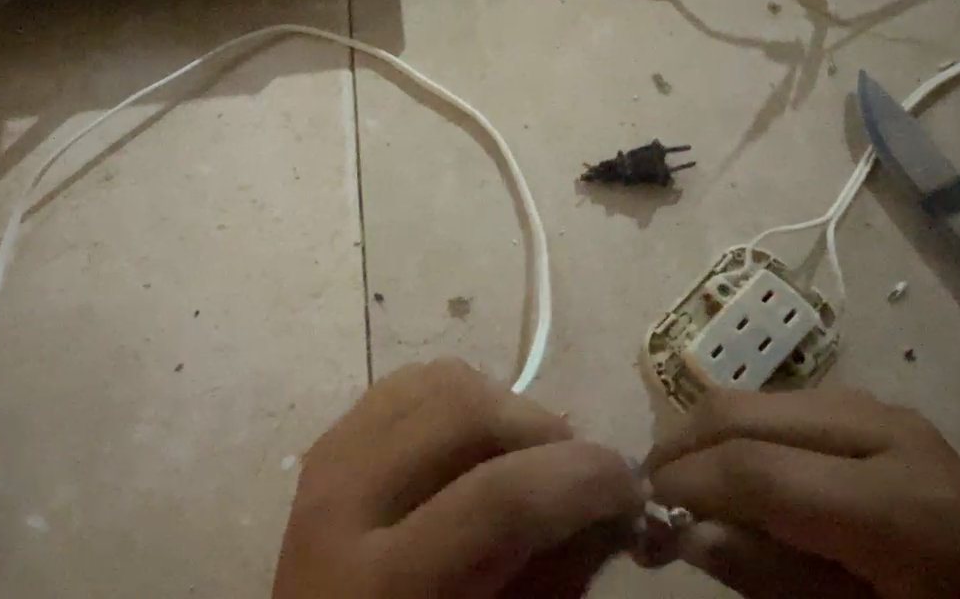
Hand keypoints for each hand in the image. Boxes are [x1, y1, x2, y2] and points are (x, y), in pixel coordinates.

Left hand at [273, 359, 643, 598]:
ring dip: (504, 404)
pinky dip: (461, 396)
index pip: (498, 500)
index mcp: (386, 584)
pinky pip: (408, 384)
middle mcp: (345, 502)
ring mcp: (330, 459)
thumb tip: (615, 503)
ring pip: (437, 381)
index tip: (629, 484)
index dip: (580, 480)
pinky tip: (483, 439)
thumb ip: (557, 575)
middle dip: (542, 430)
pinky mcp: (331, 439)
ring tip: (533, 452)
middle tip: (581, 470)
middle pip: (462, 413)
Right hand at [644, 385, 959, 598]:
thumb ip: (769, 578)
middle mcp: (886, 434)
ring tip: (679, 481)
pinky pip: (777, 404)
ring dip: (703, 435)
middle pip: (743, 413)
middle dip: (680, 447)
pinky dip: (737, 431)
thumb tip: (680, 530)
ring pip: (753, 398)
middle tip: (645, 489)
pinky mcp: (869, 404)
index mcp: (898, 510)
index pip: (756, 472)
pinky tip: (728, 470)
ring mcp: (879, 408)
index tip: (639, 510)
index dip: (685, 486)